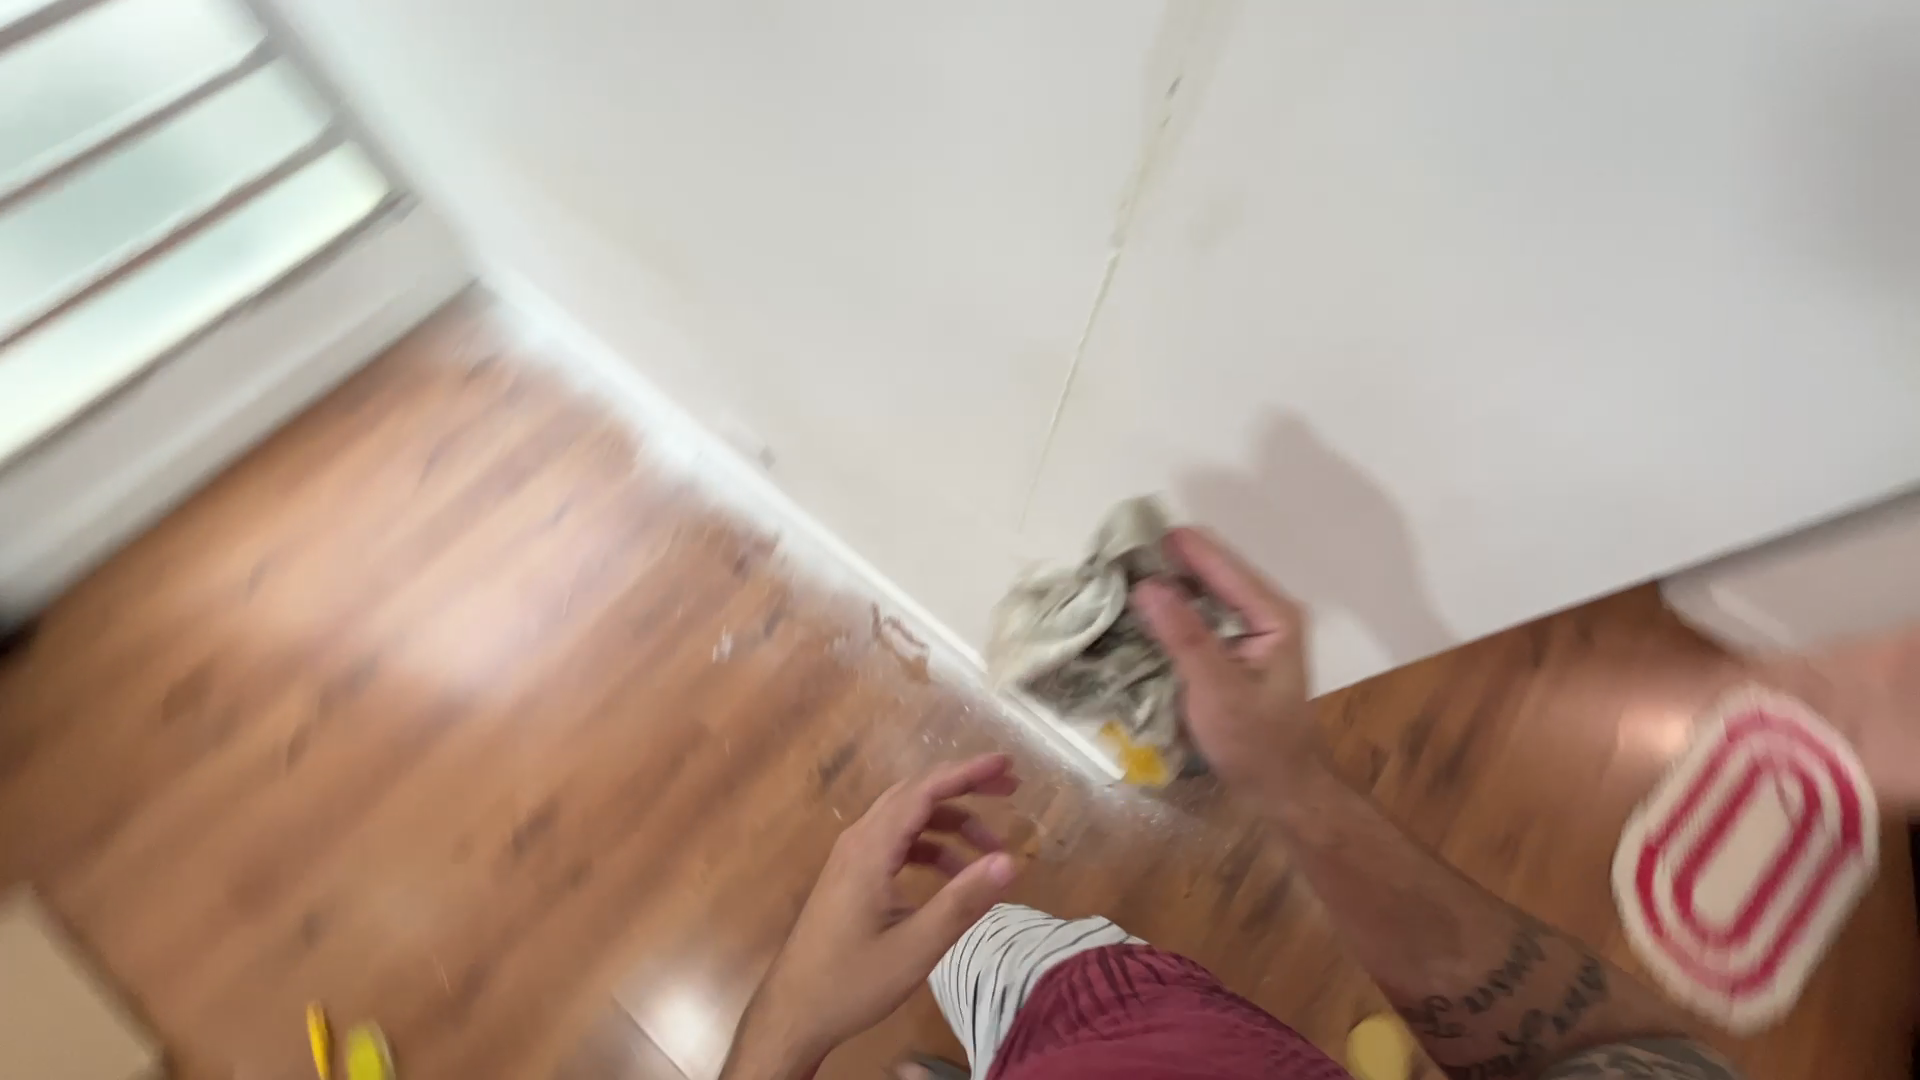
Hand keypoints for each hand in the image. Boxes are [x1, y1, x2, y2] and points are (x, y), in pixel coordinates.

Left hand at [724, 755, 1020, 1078]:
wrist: (792, 1014)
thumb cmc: (851, 981)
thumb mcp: (915, 948)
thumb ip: (962, 901)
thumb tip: (1011, 860)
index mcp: (872, 846)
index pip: (926, 789)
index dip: (968, 772)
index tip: (1006, 764)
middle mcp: (860, 838)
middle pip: (918, 793)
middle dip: (966, 787)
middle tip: (1010, 789)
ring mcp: (854, 854)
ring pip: (909, 817)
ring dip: (952, 824)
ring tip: (993, 850)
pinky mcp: (853, 872)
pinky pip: (899, 841)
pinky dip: (932, 847)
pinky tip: (955, 876)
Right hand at [1131, 527, 1323, 800]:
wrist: (1278, 787)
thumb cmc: (1254, 742)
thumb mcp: (1216, 690)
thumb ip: (1184, 635)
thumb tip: (1146, 584)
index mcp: (1272, 614)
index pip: (1218, 562)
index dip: (1173, 546)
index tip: (1125, 534)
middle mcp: (1263, 609)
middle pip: (1210, 567)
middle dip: (1164, 559)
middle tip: (1113, 555)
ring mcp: (1248, 625)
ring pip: (1200, 586)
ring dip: (1163, 579)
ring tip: (1116, 570)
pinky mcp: (1230, 642)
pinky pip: (1196, 610)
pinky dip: (1167, 604)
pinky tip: (1136, 604)